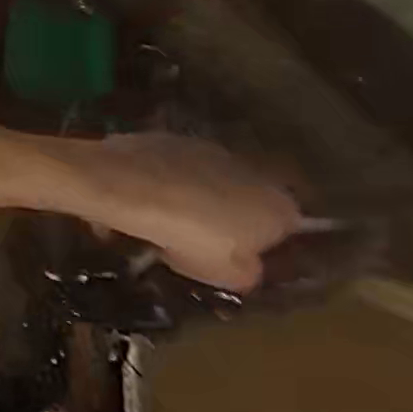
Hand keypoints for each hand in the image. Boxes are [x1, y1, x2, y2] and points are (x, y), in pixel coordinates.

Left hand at [87, 133, 301, 292]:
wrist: (128, 185)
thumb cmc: (192, 237)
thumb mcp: (232, 276)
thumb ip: (247, 268)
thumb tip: (241, 259)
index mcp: (277, 203)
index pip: (284, 226)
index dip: (258, 243)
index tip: (232, 256)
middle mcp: (244, 167)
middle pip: (237, 197)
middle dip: (218, 216)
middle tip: (190, 240)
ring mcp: (198, 146)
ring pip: (197, 179)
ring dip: (182, 196)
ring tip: (153, 221)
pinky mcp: (158, 136)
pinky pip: (160, 166)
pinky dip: (151, 180)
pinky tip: (129, 198)